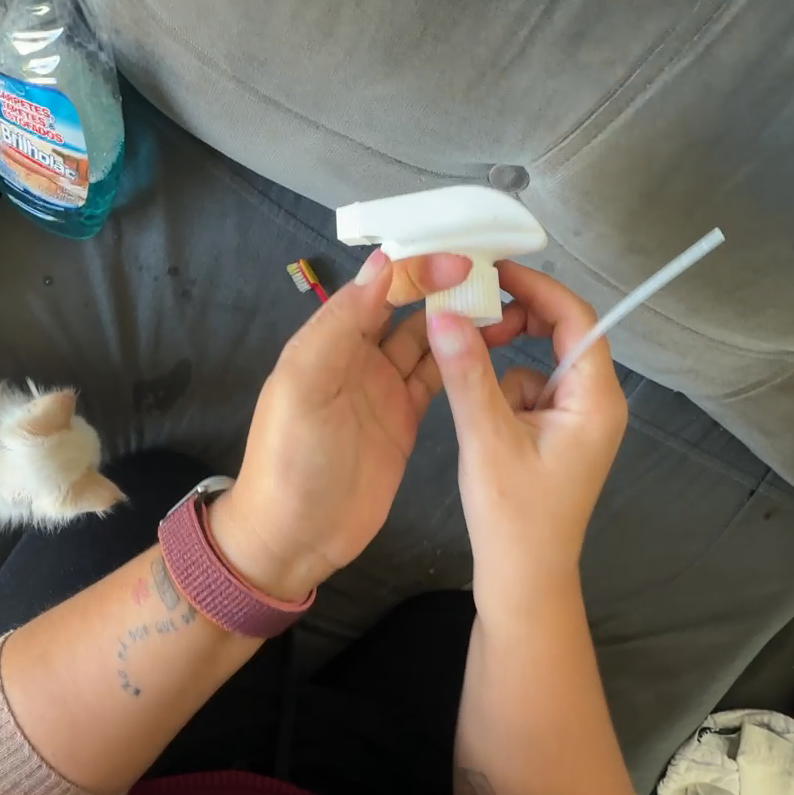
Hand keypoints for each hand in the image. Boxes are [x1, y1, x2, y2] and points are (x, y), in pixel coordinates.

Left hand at [211, 251, 474, 600]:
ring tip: (502, 304)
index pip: (376, 288)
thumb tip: (383, 264)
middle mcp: (356, 357)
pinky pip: (435, 378)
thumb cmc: (291, 459)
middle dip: (443, 287)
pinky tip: (489, 344)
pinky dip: (460, 360)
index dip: (415, 268)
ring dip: (457, 321)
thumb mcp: (305, 385)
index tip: (461, 258)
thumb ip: (341, 324)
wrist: (295, 536)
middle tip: (492, 275)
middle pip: (405, 308)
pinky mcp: (405, 419)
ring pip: (426, 341)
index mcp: (328, 341)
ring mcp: (383, 389)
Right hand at [425, 261, 627, 596]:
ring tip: (471, 390)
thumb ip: (467, 372)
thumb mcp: (486, 438)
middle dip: (517, 324)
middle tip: (471, 321)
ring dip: (503, 367)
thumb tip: (443, 311)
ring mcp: (577, 422)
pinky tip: (483, 427)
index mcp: (595, 399)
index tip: (493, 272)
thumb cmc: (514, 515)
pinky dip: (502, 396)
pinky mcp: (557, 438)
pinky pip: (529, 394)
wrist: (522, 580)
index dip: (538, 288)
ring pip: (539, 366)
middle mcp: (596, 404)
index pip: (577, 318)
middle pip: (562, 336)